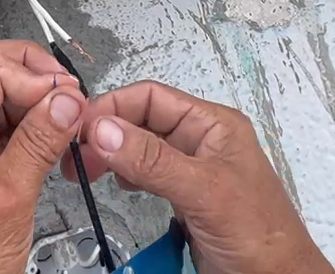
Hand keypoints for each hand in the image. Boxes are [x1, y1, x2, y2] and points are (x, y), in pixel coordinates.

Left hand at [0, 41, 87, 273]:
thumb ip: (38, 143)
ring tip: (67, 118)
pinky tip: (53, 138)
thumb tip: (66, 98)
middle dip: (33, 72)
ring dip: (35, 97)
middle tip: (69, 94)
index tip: (69, 99)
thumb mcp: (9, 200)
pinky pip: (4, 125)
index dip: (34, 76)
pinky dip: (31, 123)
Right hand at [70, 81, 334, 273]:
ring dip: (114, 154)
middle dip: (109, 132)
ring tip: (88, 171)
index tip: (80, 128)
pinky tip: (118, 184)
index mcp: (211, 123)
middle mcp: (201, 139)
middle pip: (143, 120)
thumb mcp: (203, 192)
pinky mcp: (187, 199)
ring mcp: (194, 170)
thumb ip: (152, 160)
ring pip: (142, 147)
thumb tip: (101, 129)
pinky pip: (148, 175)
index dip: (114, 106)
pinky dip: (127, 176)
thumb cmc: (257, 238)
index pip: (151, 97)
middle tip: (77, 157)